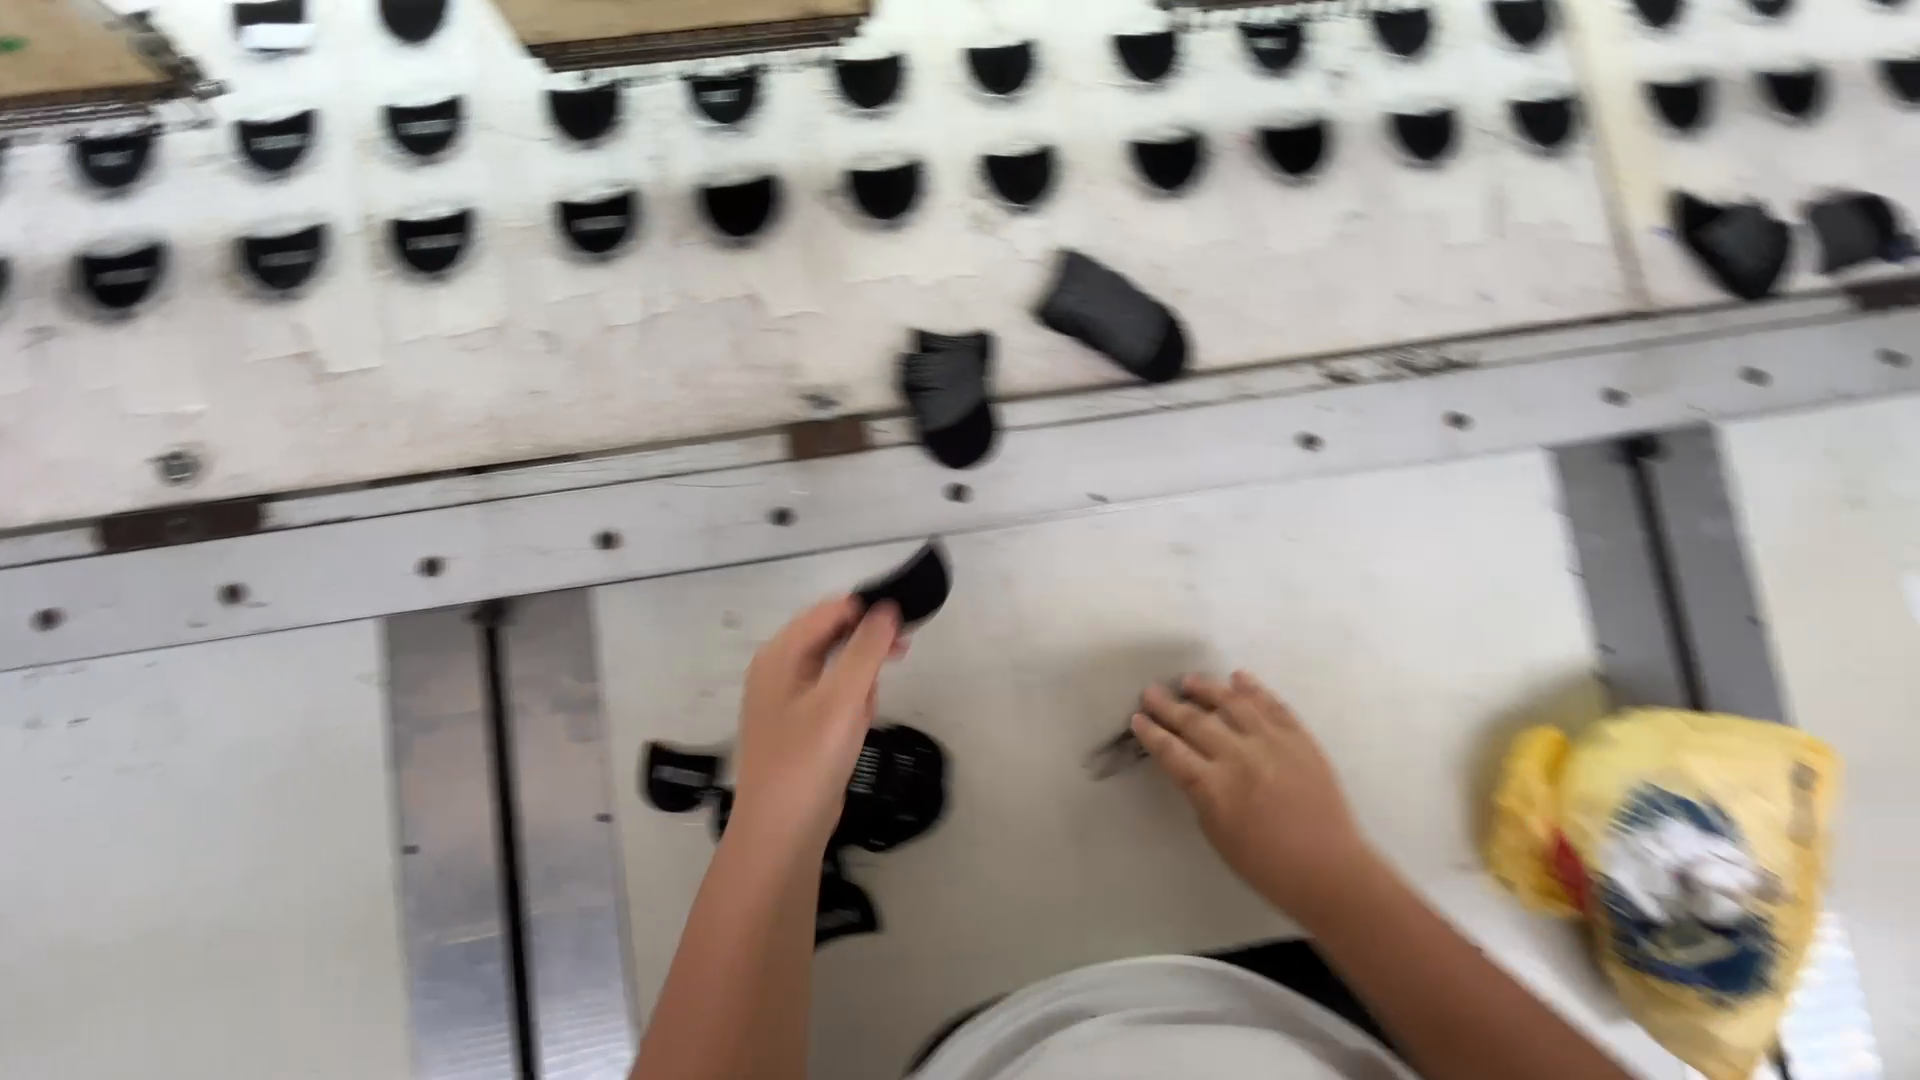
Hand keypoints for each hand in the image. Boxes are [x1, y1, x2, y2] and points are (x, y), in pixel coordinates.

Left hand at [732, 597, 903, 847]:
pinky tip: (857, 729)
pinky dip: (851, 707)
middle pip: (833, 636)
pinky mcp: (800, 725)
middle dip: (867, 650)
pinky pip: (834, 698)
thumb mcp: (842, 699)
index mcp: (780, 654)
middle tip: (901, 656)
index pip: (829, 610)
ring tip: (864, 714)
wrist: (782, 833)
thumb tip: (887, 608)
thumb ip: (866, 649)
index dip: (867, 610)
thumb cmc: (808, 760)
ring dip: (860, 684)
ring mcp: (788, 698)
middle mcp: (779, 669)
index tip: (905, 623)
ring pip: (838, 669)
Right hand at [1133, 672, 1381, 925]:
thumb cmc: (1266, 865)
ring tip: (1190, 680)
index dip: (1151, 733)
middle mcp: (1239, 758)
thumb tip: (1190, 765)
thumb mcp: (1216, 833)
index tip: (1138, 719)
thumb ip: (1200, 794)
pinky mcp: (1300, 739)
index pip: (1171, 751)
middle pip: (1195, 722)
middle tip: (1151, 692)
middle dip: (1168, 706)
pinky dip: (1254, 689)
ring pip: (1233, 703)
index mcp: (1214, 788)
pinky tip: (1238, 678)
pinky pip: (1273, 705)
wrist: (1330, 870)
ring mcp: (1272, 743)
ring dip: (1207, 688)